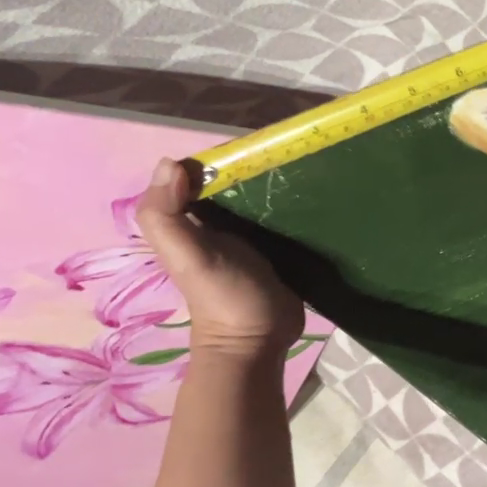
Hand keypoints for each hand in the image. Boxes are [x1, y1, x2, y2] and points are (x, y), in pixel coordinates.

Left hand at [135, 158, 303, 360]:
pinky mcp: (284, 246)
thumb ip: (167, 216)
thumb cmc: (222, 297)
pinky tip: (320, 194)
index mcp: (194, 221)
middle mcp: (221, 224)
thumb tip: (169, 162)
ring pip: (264, 196)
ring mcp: (255, 235)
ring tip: (313, 167)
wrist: (259, 341)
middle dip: (259, 166)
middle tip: (294, 153)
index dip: (221, 158)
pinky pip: (288, 214)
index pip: (201, 177)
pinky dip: (299, 203)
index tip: (257, 145)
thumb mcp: (187, 256)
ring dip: (283, 182)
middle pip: (237, 183)